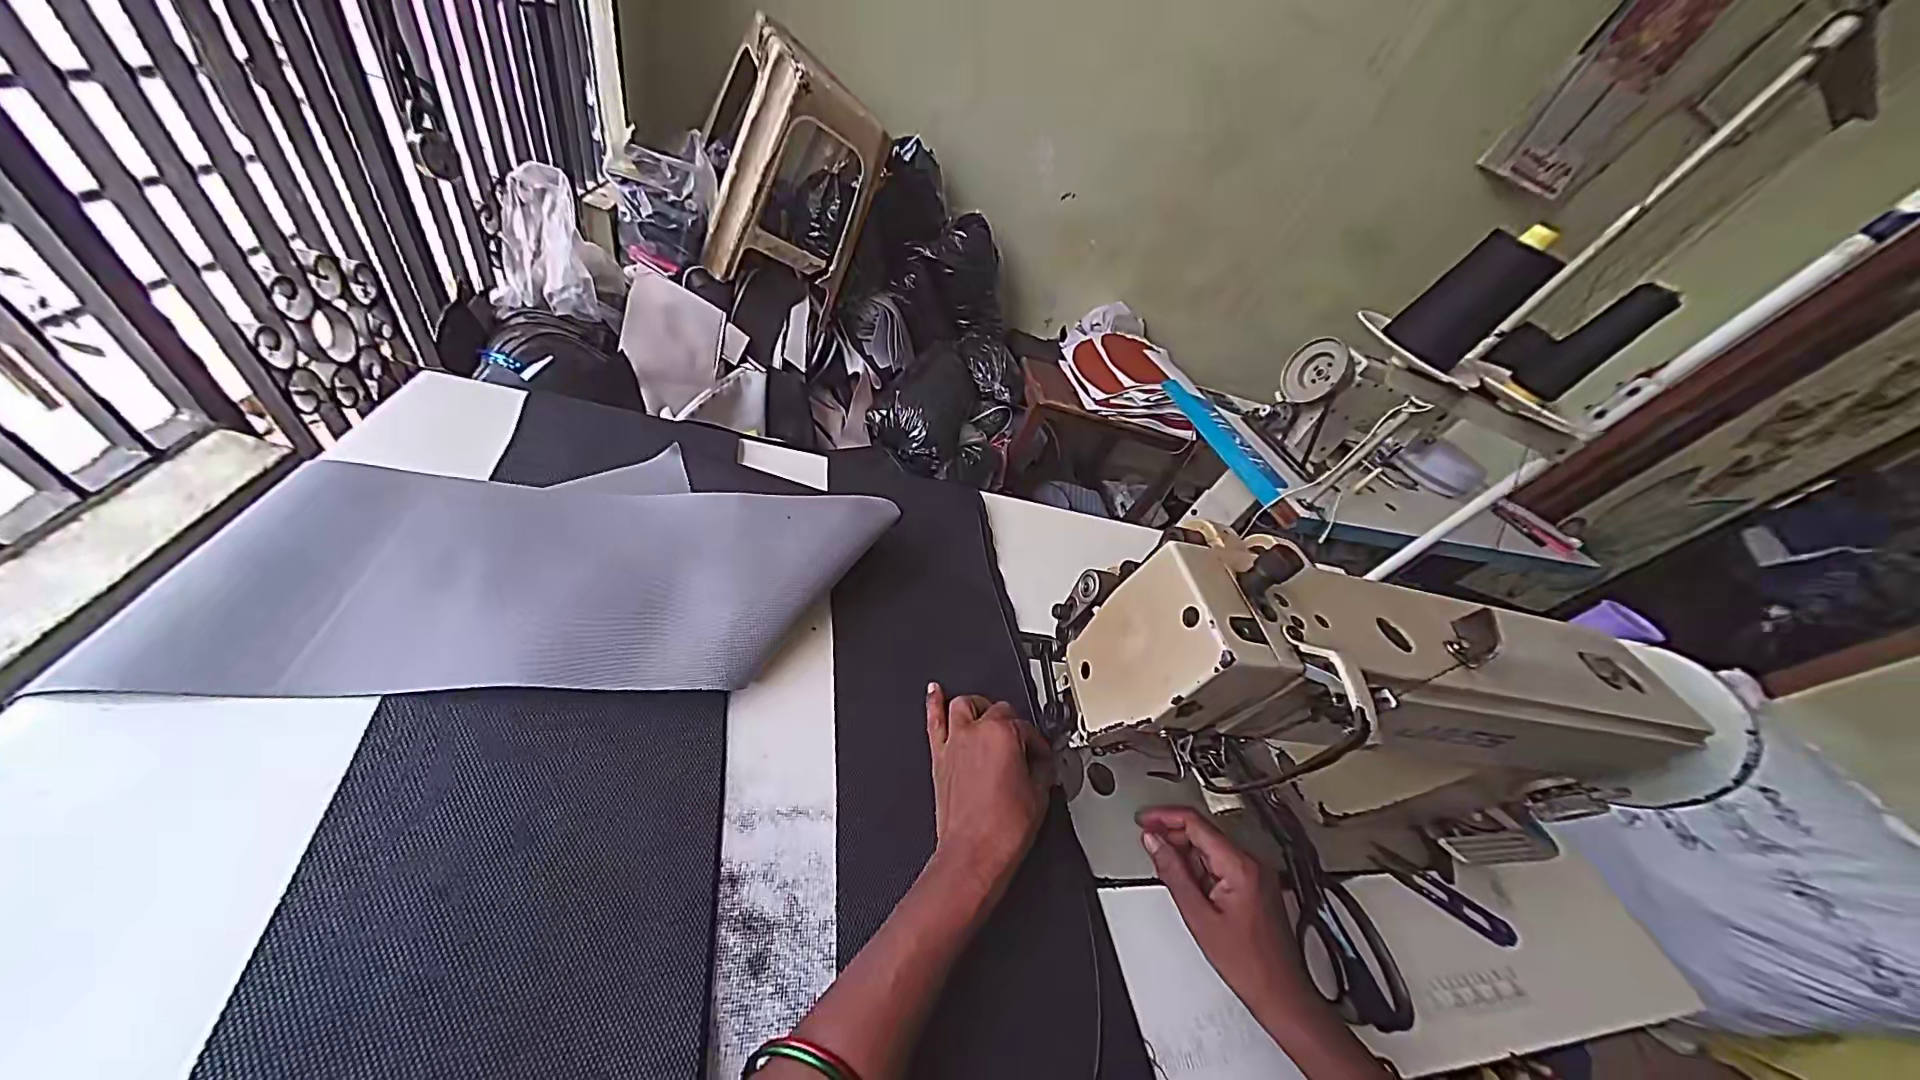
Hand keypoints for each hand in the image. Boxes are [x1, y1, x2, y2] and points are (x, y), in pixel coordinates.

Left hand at [925, 683, 1052, 901]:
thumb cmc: (1002, 829)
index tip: (1041, 756)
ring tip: (987, 712)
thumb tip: (1043, 763)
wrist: (973, 854)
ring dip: (978, 706)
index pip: (1026, 727)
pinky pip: (933, 721)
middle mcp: (976, 731)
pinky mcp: (939, 757)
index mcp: (1004, 734)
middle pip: (998, 710)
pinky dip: (933, 703)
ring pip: (964, 705)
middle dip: (1012, 722)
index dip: (1038, 742)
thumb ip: (1042, 769)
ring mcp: (954, 742)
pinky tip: (935, 691)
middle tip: (1020, 740)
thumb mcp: (1039, 795)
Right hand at [1136, 805, 1310, 1014]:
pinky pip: (1221, 862)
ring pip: (1211, 847)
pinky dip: (1200, 868)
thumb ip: (1172, 871)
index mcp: (1239, 866)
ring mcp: (1257, 873)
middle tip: (1150, 846)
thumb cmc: (1248, 964)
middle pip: (1203, 832)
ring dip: (1186, 854)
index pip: (1195, 822)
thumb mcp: (1197, 915)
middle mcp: (1253, 863)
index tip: (1144, 819)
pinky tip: (1191, 887)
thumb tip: (1153, 841)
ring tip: (1171, 878)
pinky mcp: (1256, 883)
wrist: (1280, 994)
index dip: (1164, 816)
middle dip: (1173, 837)